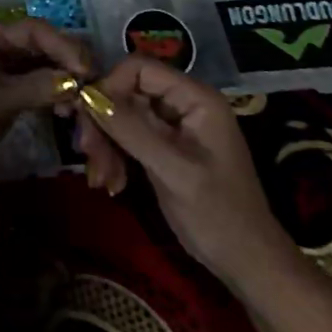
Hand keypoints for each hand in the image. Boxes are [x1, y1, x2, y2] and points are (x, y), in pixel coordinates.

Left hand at [0, 20, 88, 183]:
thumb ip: (39, 86)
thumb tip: (79, 81)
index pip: (35, 31)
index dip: (64, 47)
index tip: (87, 70)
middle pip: (45, 48)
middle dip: (69, 66)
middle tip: (93, 87)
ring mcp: (5, 72)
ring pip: (47, 70)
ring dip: (66, 84)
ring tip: (80, 105)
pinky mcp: (10, 96)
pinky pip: (41, 89)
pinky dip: (56, 98)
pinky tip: (68, 113)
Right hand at [73, 56, 292, 285]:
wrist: (245, 263)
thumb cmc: (219, 215)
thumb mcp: (174, 171)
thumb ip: (132, 130)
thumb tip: (87, 96)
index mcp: (196, 99)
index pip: (139, 68)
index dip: (110, 85)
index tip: (87, 115)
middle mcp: (182, 105)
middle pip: (125, 92)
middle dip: (102, 121)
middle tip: (86, 152)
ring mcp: (170, 127)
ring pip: (119, 115)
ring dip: (104, 144)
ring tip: (100, 177)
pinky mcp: (160, 147)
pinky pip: (124, 137)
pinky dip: (112, 156)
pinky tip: (110, 182)